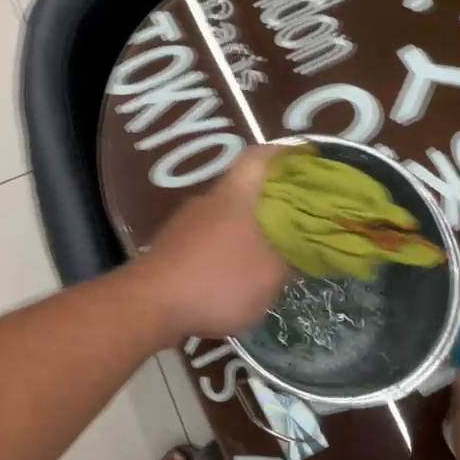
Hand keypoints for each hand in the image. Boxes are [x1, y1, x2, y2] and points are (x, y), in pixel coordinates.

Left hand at [131, 144, 290, 337]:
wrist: (150, 303)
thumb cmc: (218, 280)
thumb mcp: (269, 276)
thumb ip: (290, 258)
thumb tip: (303, 246)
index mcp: (236, 195)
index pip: (260, 157)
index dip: (285, 155)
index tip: (308, 164)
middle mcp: (209, 200)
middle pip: (246, 187)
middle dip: (275, 200)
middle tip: (303, 218)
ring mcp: (187, 223)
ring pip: (228, 215)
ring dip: (252, 228)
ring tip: (276, 251)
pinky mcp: (174, 246)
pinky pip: (211, 237)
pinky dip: (230, 247)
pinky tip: (240, 273)